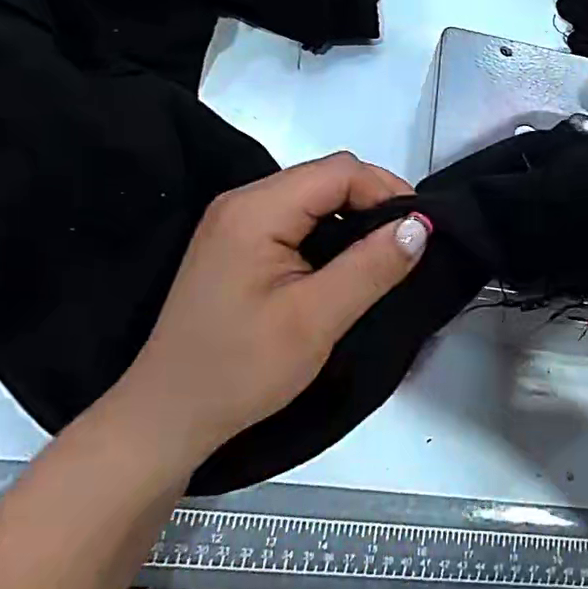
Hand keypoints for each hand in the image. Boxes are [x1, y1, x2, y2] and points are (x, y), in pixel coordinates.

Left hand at [118, 152, 431, 463]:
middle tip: (407, 244)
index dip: (386, 191)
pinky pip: (297, 217)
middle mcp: (243, 202)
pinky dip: (330, 230)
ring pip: (314, 195)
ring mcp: (236, 221)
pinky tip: (344, 261)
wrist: (167, 417)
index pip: (339, 171)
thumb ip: (371, 266)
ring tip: (383, 253)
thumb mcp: (316, 320)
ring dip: (353, 215)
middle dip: (373, 201)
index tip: (418, 232)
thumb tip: (420, 225)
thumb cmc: (240, 369)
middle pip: (326, 176)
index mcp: (256, 209)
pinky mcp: (237, 242)